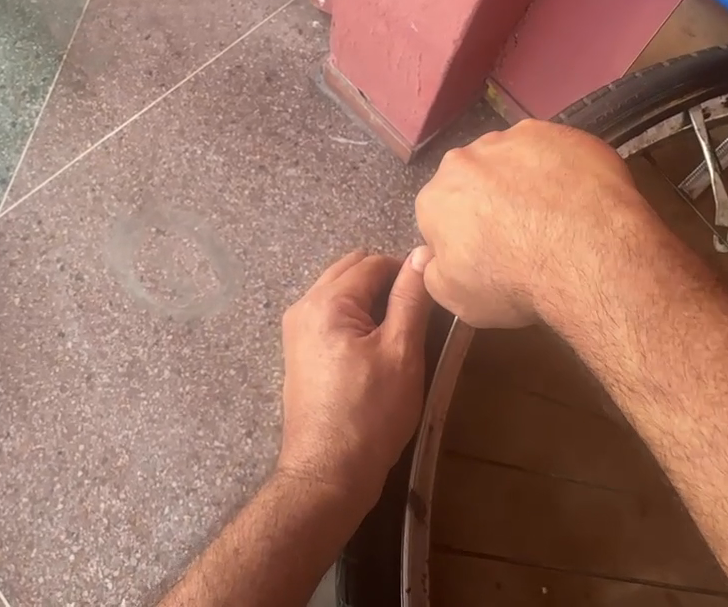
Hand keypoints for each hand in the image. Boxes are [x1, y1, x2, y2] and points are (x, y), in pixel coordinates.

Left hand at [275, 249, 432, 510]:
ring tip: (398, 333)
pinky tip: (374, 348)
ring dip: (370, 300)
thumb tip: (421, 253)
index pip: (373, 263)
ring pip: (340, 291)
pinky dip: (354, 318)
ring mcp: (296, 329)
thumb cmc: (370, 413)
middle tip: (415, 314)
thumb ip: (411, 298)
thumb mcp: (401, 352)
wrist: (328, 474)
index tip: (431, 296)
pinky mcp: (299, 351)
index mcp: (326, 300)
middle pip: (351, 270)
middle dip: (385, 282)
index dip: (406, 272)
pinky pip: (330, 314)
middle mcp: (303, 305)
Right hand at [414, 119, 667, 327]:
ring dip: (524, 180)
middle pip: (473, 180)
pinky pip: (552, 150)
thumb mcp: (457, 299)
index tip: (488, 255)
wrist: (584, 253)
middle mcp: (464, 160)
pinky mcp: (555, 132)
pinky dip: (561, 168)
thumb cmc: (513, 281)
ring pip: (512, 160)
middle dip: (489, 201)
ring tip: (555, 214)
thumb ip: (432, 274)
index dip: (463, 236)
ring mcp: (511, 140)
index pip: (439, 215)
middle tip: (521, 234)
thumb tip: (427, 254)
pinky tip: (580, 195)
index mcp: (435, 198)